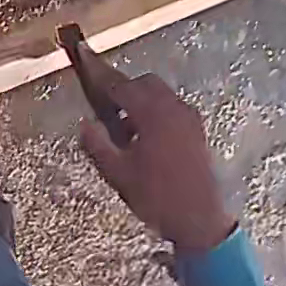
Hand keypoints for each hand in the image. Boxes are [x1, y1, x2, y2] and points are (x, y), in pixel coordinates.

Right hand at [78, 70, 234, 252]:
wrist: (201, 220)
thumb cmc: (156, 197)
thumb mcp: (118, 173)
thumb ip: (97, 145)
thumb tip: (84, 124)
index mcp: (152, 114)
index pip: (121, 86)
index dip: (101, 77)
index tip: (86, 64)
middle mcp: (174, 109)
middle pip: (145, 84)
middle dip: (124, 89)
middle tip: (106, 107)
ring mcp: (189, 119)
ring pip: (161, 95)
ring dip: (141, 101)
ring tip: (125, 128)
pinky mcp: (197, 131)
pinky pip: (173, 109)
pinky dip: (156, 112)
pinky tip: (146, 138)